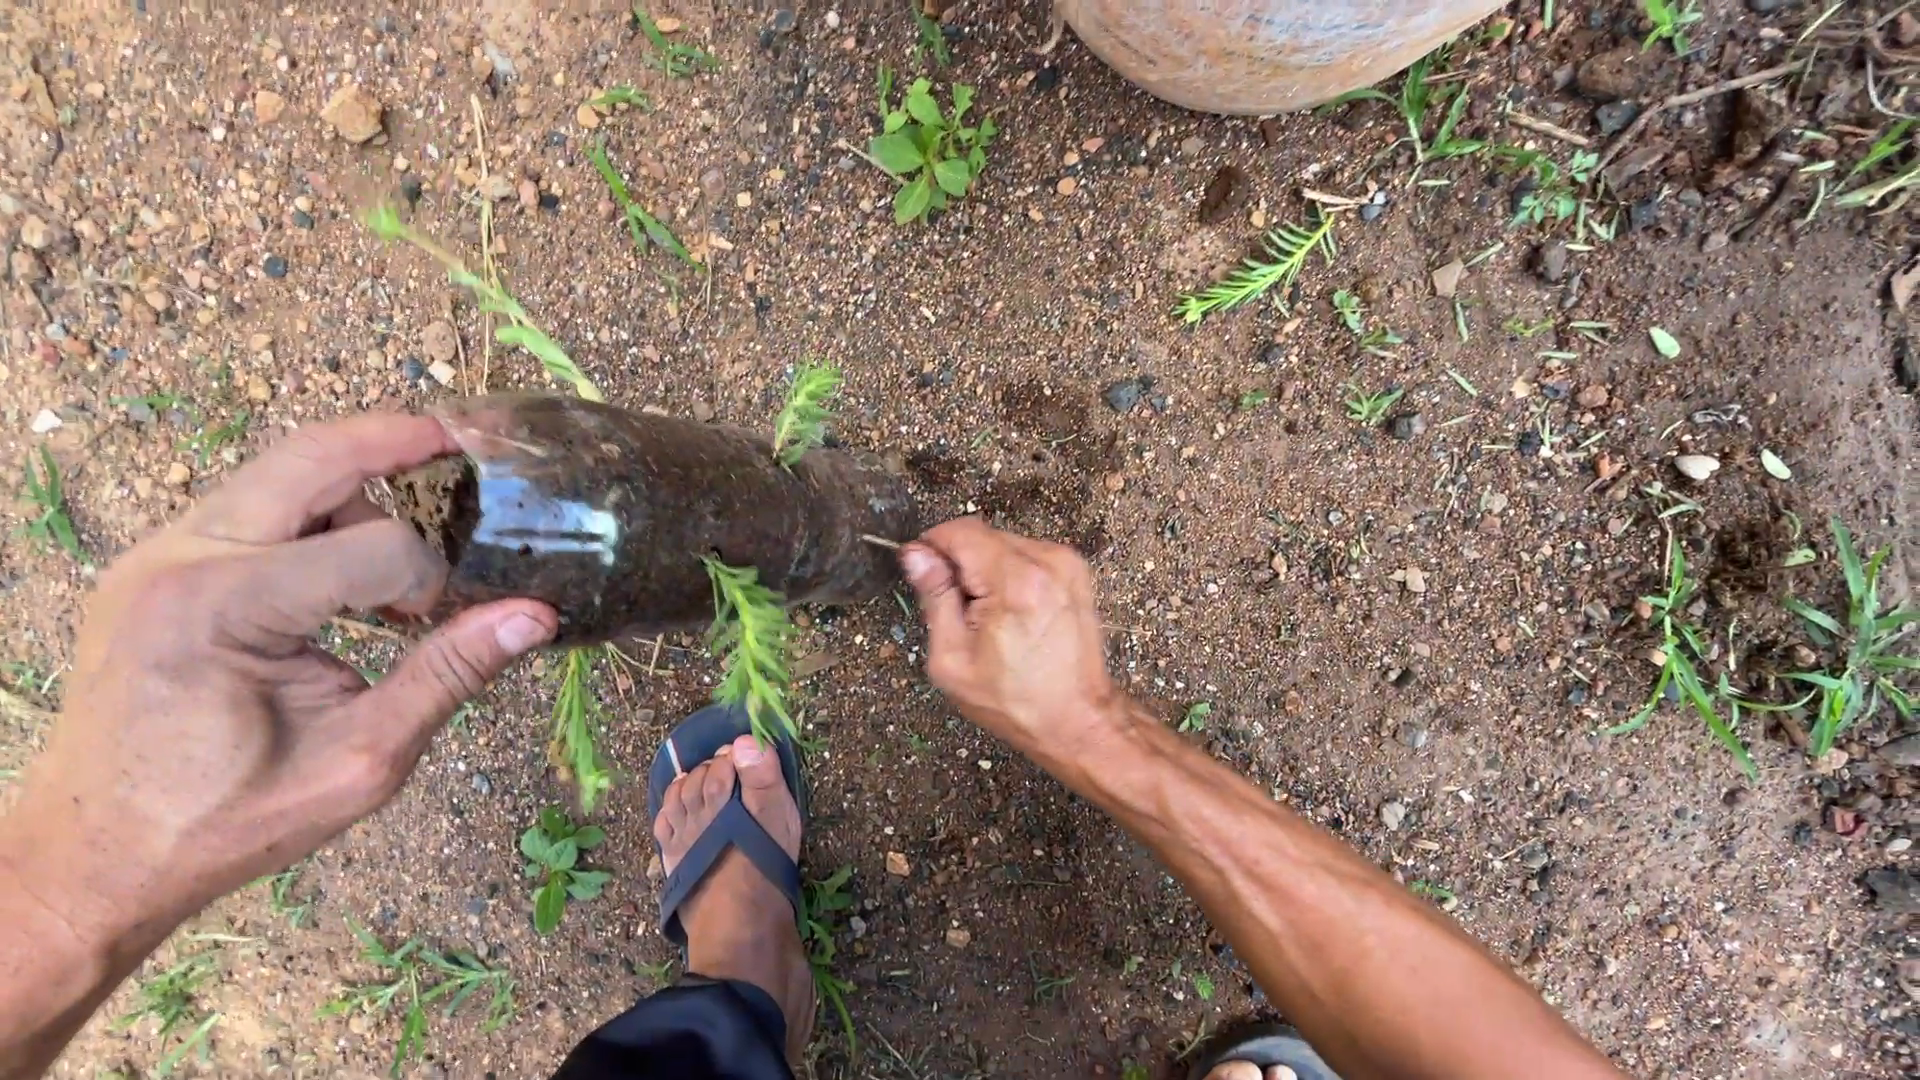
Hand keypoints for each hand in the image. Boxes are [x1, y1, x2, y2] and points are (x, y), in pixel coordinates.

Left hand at [0, 414, 556, 946]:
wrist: (91, 861)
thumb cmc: (231, 818)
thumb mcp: (362, 757)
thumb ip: (450, 673)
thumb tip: (538, 615)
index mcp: (225, 607)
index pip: (379, 547)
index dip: (435, 580)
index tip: (446, 625)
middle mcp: (182, 558)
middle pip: (315, 457)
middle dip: (401, 438)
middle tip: (474, 436)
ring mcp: (160, 554)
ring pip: (284, 468)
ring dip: (364, 474)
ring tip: (423, 516)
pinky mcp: (162, 565)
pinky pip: (259, 501)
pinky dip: (327, 504)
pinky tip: (357, 552)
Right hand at [900, 518, 1119, 753]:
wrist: (1076, 718)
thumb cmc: (1014, 700)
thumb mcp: (953, 658)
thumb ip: (934, 597)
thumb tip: (916, 555)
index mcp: (1016, 582)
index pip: (961, 531)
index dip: (933, 547)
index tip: (923, 573)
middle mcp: (1047, 562)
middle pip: (982, 535)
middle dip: (960, 564)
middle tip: (958, 610)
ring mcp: (1066, 563)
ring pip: (1003, 543)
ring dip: (985, 569)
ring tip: (988, 616)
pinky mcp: (1075, 570)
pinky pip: (1026, 555)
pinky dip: (1009, 574)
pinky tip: (1011, 612)